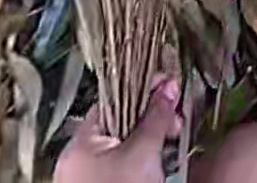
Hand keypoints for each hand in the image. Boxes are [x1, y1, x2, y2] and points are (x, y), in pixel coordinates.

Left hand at [54, 75, 180, 182]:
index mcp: (80, 143)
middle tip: (177, 115)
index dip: (143, 87)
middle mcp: (78, 158)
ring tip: (175, 134)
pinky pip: (123, 162)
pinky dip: (144, 154)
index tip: (170, 84)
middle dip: (152, 113)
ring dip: (152, 134)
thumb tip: (170, 84)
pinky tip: (162, 154)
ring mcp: (88, 179)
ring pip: (124, 142)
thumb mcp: (144, 152)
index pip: (113, 99)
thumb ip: (157, 115)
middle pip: (119, 119)